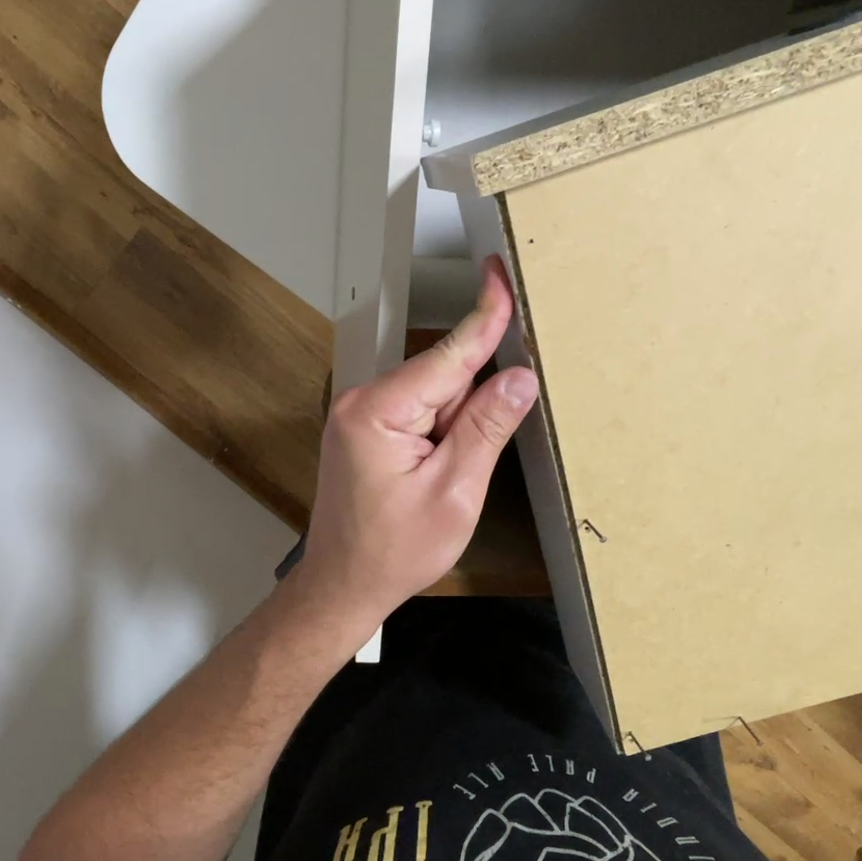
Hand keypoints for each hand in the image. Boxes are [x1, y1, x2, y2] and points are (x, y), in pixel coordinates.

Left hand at [292, 256, 537, 628]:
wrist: (343, 584)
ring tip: (440, 484)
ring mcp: (359, 415)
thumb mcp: (455, 492)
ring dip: (455, 429)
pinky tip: (435, 473)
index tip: (502, 277)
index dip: (484, 318)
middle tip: (467, 460)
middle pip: (442, 376)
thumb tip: (518, 377)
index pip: (447, 355)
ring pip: (433, 397)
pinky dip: (439, 433)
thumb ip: (486, 426)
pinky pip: (417, 413)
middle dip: (472, 408)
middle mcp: (361, 403)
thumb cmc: (391, 552)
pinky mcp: (364, 429)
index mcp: (377, 412)